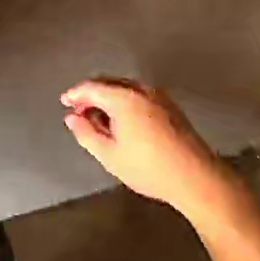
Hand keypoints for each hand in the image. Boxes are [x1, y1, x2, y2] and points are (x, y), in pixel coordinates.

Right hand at [61, 79, 234, 216]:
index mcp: (123, 98)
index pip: (91, 87)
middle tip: (79, 111)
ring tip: (99, 119)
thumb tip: (72, 118)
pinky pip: (138, 94)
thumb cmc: (148, 168)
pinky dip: (124, 101)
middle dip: (91, 94)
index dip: (75, 94)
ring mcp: (158, 96)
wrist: (195, 177)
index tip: (64, 101)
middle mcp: (141, 90)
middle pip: (108, 83)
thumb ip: (85, 133)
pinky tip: (122, 121)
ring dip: (108, 98)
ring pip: (125, 88)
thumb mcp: (108, 155)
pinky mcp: (170, 106)